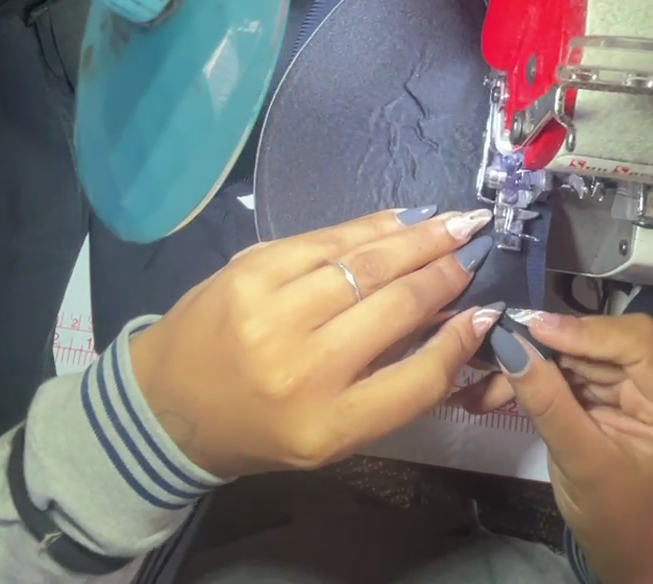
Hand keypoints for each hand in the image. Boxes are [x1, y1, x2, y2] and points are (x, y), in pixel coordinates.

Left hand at [128, 207, 499, 477]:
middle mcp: (302, 368)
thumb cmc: (258, 426)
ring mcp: (272, 310)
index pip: (416, 379)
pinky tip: (402, 218)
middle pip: (394, 306)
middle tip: (476, 243)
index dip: (459, 341)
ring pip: (365, 262)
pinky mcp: (251, 268)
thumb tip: (453, 324)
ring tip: (454, 221)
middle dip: (443, 270)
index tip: (487, 308)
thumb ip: (390, 386)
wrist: (166, 401)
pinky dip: (371, 226)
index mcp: (327, 426)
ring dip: (417, 238)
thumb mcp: (329, 433)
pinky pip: (326, 239)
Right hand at [454, 312, 652, 583]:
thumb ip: (547, 401)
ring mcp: (642, 386)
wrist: (623, 552)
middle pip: (609, 340)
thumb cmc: (615, 517)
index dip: (586, 330)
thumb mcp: (580, 462)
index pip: (639, 343)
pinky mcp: (618, 390)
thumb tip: (510, 345)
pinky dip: (542, 372)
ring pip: (585, 350)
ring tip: (494, 369)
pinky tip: (507, 380)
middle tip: (507, 341)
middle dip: (556, 344)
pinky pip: (576, 367)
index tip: (534, 328)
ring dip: (540, 358)